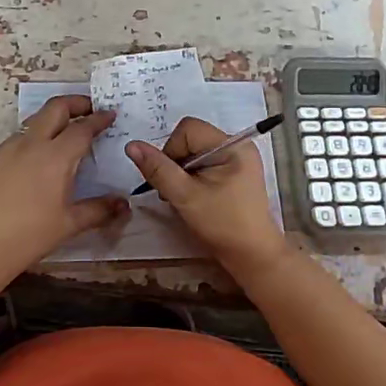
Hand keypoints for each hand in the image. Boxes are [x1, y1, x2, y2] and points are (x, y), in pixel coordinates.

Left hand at [0, 95, 128, 290]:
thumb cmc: (31, 236)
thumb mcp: (70, 224)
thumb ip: (99, 210)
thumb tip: (123, 204)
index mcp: (56, 157)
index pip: (82, 128)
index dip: (99, 119)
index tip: (111, 114)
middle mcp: (32, 144)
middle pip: (55, 107)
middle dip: (76, 103)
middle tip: (90, 109)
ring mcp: (8, 148)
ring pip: (35, 120)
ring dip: (54, 119)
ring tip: (66, 132)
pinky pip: (18, 137)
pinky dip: (35, 136)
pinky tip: (38, 157)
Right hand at [126, 117, 288, 278]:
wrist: (253, 255)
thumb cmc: (222, 224)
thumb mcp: (185, 196)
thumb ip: (158, 169)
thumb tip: (132, 145)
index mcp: (231, 145)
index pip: (188, 129)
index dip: (171, 150)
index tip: (170, 180)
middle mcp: (237, 145)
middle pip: (191, 138)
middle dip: (176, 162)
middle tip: (175, 191)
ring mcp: (238, 159)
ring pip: (195, 151)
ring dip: (182, 171)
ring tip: (185, 196)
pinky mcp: (235, 172)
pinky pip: (205, 162)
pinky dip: (193, 176)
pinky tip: (195, 196)